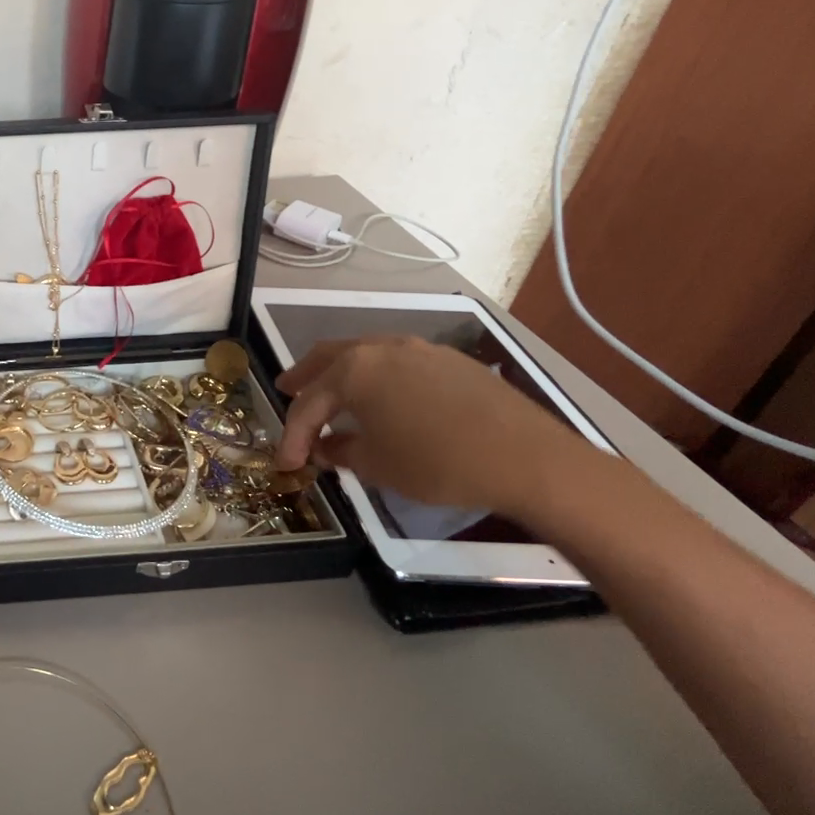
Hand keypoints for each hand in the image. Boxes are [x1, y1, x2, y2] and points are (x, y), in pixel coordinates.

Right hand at [274, 336, 610, 520]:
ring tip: (334, 394)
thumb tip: (326, 447)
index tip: (286, 463)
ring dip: (343, 374)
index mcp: (354, 370)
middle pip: (329, 358)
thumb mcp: (378, 466)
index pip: (308, 404)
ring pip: (366, 355)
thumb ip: (341, 451)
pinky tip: (386, 399)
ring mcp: (420, 349)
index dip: (292, 436)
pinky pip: (399, 363)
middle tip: (286, 390)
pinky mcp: (452, 361)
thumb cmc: (438, 463)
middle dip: (305, 377)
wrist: (529, 460)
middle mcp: (382, 348)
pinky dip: (379, 378)